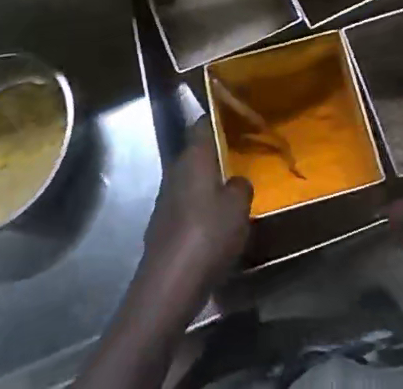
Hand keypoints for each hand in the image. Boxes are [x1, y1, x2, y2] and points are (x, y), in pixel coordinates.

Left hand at [74, 126, 250, 388]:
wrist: (169, 281)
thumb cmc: (208, 234)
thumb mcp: (238, 208)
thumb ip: (240, 186)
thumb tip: (236, 181)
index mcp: (193, 157)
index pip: (202, 125)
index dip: (218, 120)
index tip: (235, 120)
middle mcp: (175, 170)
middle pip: (196, 152)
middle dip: (215, 154)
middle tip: (240, 158)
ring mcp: (165, 197)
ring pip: (190, 179)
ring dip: (207, 182)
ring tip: (231, 191)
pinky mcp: (162, 222)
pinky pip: (184, 203)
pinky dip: (198, 206)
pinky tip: (213, 223)